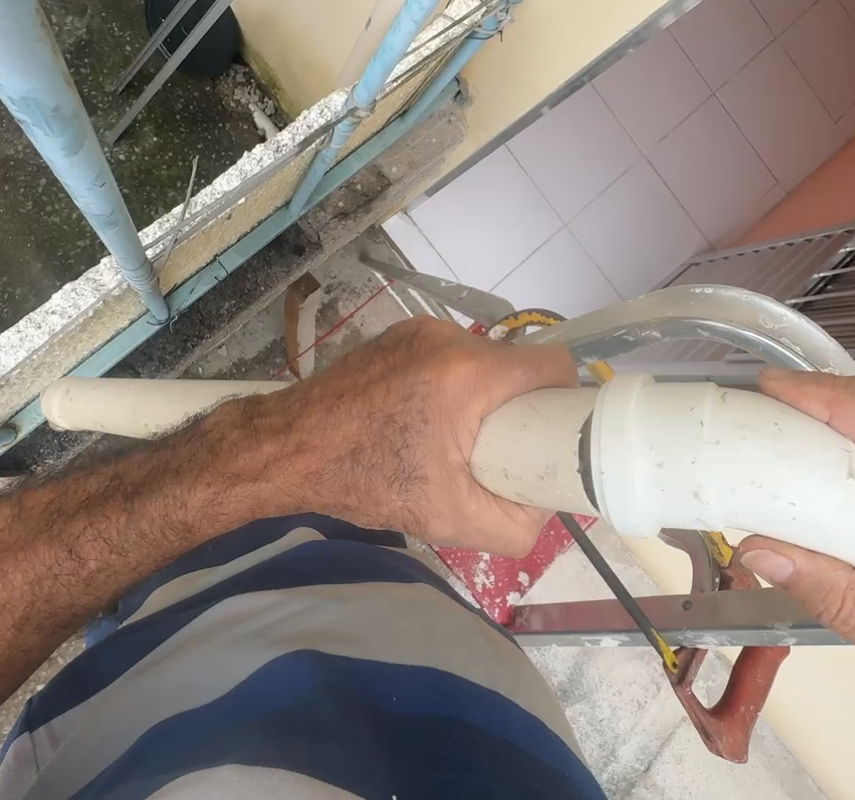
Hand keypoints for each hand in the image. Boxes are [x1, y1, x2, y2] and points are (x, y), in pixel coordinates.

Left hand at [247, 316, 576, 556]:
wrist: (287, 448)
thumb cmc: (367, 481)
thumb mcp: (450, 519)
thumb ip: (516, 525)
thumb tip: (546, 510)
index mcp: (472, 374)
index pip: (554, 364)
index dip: (566, 398)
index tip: (555, 431)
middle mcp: (452, 338)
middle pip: (518, 364)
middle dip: (521, 405)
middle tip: (505, 446)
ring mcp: (422, 330)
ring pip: (483, 358)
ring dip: (484, 393)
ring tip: (459, 435)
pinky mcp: (400, 333)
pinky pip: (449, 354)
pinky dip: (453, 382)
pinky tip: (427, 417)